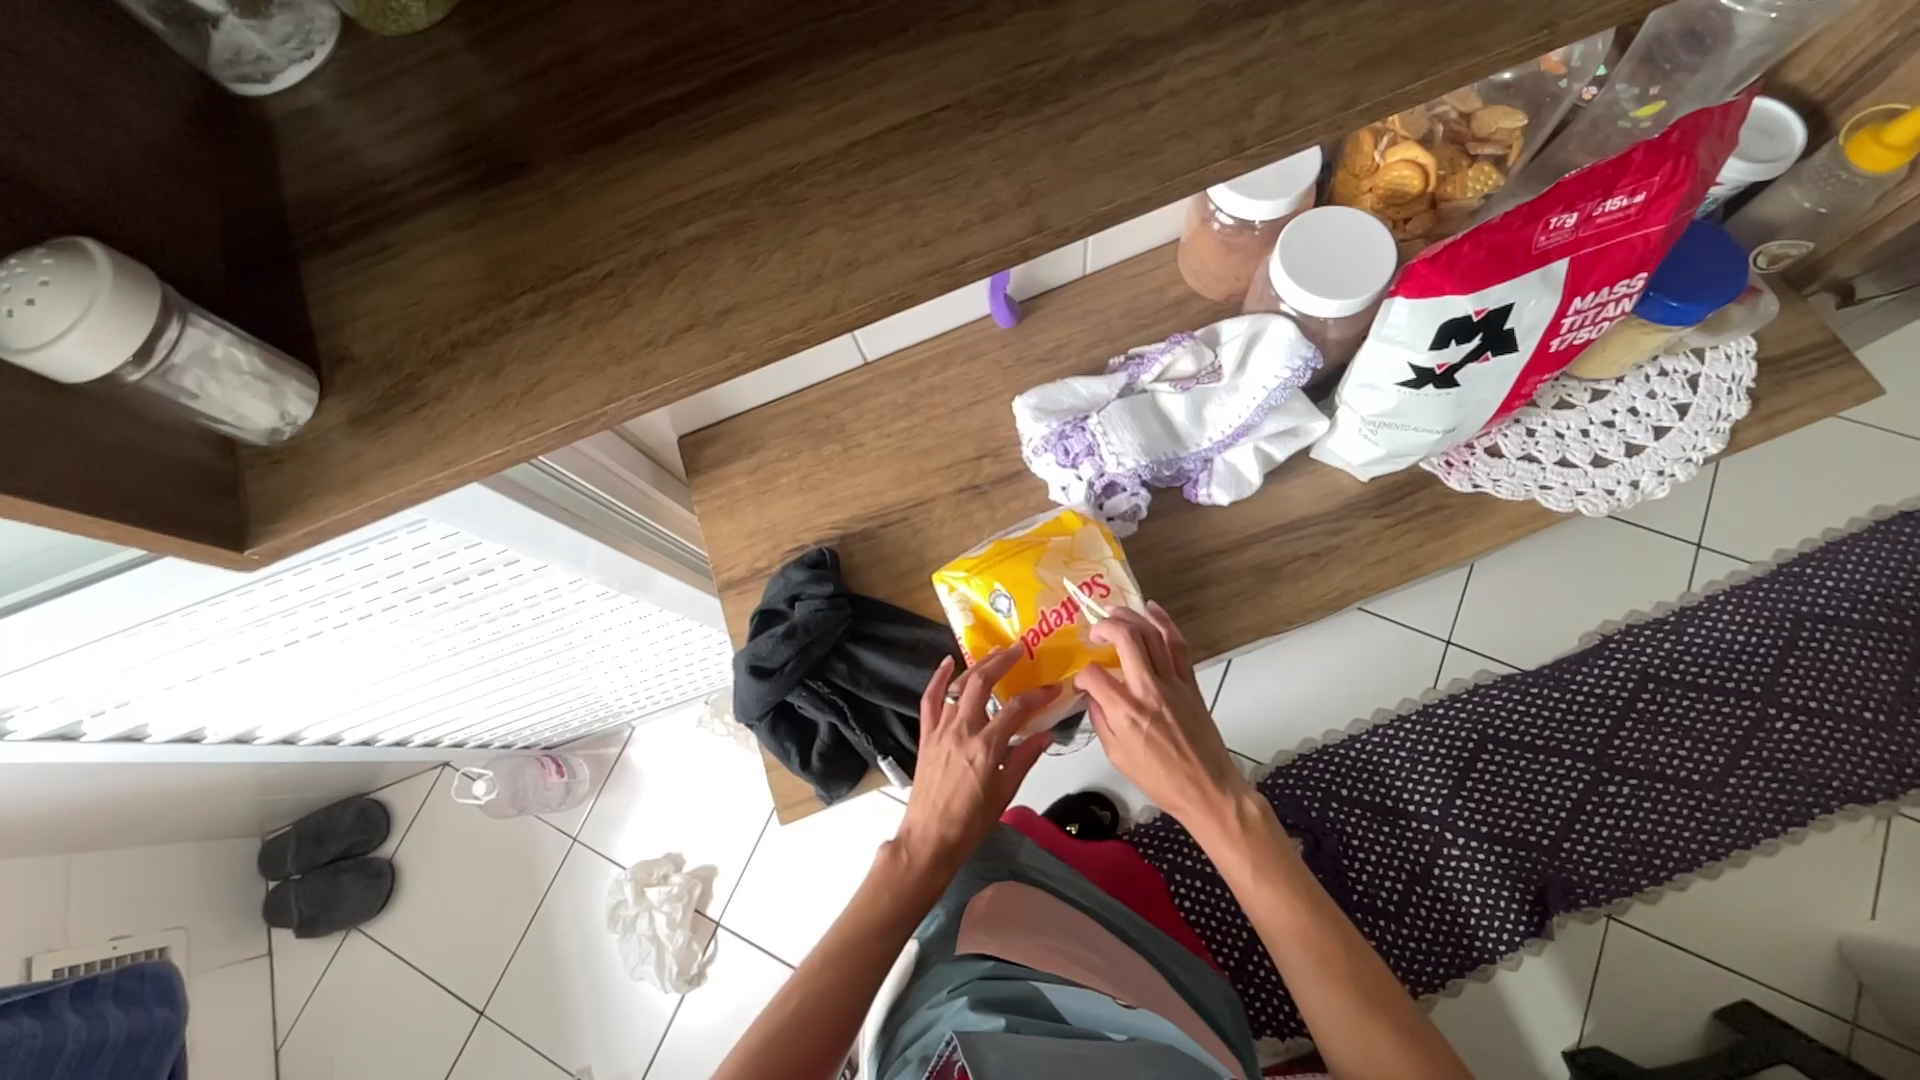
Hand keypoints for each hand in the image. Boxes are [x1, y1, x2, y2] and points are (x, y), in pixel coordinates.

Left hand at [894, 648, 1061, 877]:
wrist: (930, 838)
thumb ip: (1025, 758)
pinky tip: (948, 663)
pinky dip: (938, 679)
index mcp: (986, 747)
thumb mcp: (1005, 792)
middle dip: (1002, 662)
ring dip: (977, 666)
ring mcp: (941, 730)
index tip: (1052, 689)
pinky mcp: (926, 735)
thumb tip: (1047, 734)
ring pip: (958, 687)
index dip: (1037, 696)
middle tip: (1019, 650)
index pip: (1017, 709)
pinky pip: (930, 699)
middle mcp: (962, 731)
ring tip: (994, 653)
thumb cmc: (970, 822)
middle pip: (983, 683)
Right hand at [1074, 602, 1255, 833]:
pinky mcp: (1190, 683)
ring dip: (1131, 617)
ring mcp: (1173, 682)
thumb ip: (1100, 721)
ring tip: (1116, 612)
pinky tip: (1152, 610)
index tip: (1083, 682)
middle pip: (1126, 638)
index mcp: (1126, 711)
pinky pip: (1177, 645)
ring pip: (1152, 634)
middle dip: (1106, 626)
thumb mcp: (1117, 756)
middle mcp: (1149, 689)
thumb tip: (1092, 697)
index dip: (1082, 675)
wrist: (1207, 788)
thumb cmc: (1161, 780)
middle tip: (1095, 630)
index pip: (1094, 674)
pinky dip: (1165, 623)